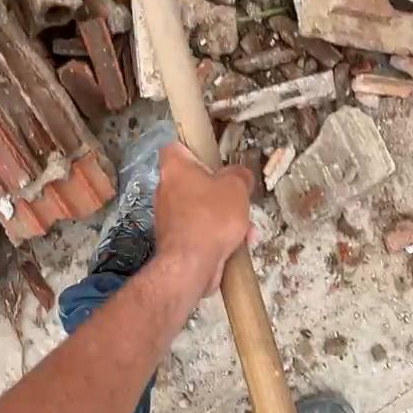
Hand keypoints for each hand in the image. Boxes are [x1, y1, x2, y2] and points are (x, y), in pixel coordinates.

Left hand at [154, 140, 252, 295]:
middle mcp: (165, 191)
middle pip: (194, 182)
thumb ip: (240, 174)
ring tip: (246, 229)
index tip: (212, 158)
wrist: (192, 265)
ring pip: (201, 209)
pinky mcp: (175, 241)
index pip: (175, 147)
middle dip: (220, 191)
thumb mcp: (237, 187)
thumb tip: (239, 175)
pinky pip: (200, 230)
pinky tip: (238, 245)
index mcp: (174, 168)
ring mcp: (168, 218)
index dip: (193, 148)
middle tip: (239, 198)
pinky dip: (216, 236)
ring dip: (224, 217)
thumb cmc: (212, 216)